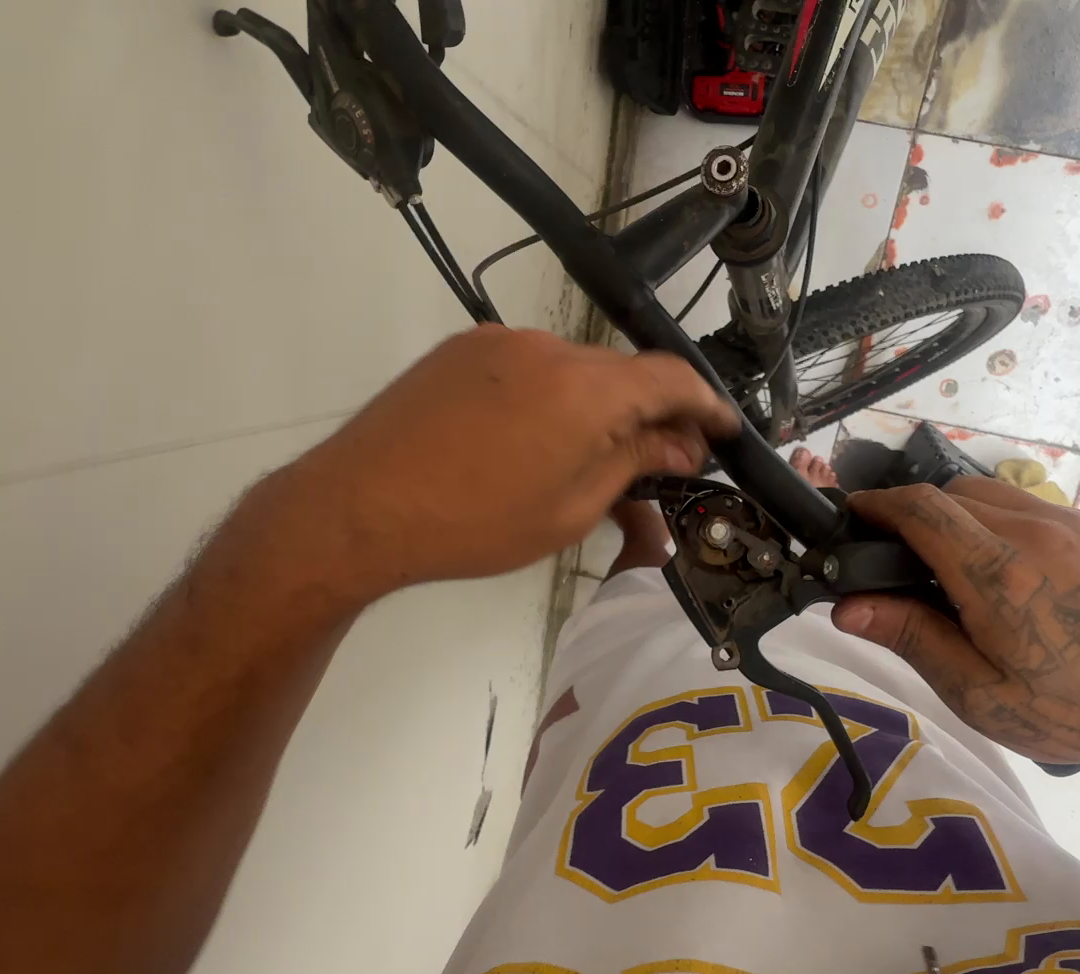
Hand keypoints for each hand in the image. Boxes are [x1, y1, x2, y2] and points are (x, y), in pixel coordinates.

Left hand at [256, 325, 737, 602]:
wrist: (356, 510)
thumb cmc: (472, 525)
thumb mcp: (570, 509)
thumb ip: (632, 464)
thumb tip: (679, 446)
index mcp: (583, 390)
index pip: (671, 378)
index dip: (706, 404)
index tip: (722, 429)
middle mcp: (546, 348)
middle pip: (622, 372)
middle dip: (649, 412)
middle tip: (657, 460)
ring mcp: (499, 343)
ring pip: (576, 368)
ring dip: (597, 405)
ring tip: (586, 457)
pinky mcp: (463, 349)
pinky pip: (530, 365)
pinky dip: (552, 396)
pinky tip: (534, 439)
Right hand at [831, 477, 1079, 785]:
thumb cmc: (1071, 711)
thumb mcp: (980, 694)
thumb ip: (913, 639)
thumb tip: (848, 606)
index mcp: (998, 575)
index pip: (921, 509)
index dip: (877, 505)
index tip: (850, 514)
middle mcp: (1032, 531)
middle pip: (948, 492)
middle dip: (909, 511)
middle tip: (892, 554)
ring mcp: (1068, 522)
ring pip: (986, 492)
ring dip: (949, 511)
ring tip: (943, 559)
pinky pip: (1023, 504)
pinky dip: (990, 517)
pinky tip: (997, 563)